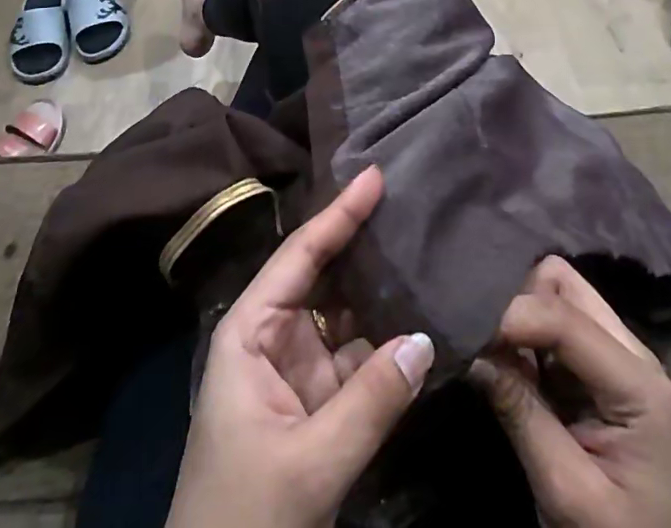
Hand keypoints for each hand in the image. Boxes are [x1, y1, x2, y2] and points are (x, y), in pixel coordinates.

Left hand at [167, 166, 434, 527]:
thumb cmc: (244, 510)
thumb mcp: (308, 461)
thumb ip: (370, 402)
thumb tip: (427, 338)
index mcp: (250, 330)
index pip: (299, 256)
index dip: (337, 215)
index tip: (373, 175)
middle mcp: (273, 335)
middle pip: (322, 275)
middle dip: (360, 239)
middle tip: (406, 200)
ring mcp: (299, 368)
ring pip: (345, 314)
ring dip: (381, 287)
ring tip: (424, 246)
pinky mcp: (319, 401)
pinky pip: (359, 357)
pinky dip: (390, 339)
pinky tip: (424, 316)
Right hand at [470, 257, 670, 527]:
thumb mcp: (568, 490)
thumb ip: (522, 414)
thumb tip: (472, 352)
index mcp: (638, 382)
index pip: (562, 315)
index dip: (508, 316)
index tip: (464, 337)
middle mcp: (631, 353)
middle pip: (563, 283)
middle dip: (514, 298)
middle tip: (477, 335)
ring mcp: (616, 359)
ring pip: (556, 295)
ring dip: (517, 312)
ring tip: (484, 344)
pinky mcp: (597, 373)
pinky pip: (554, 326)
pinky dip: (522, 332)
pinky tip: (500, 355)